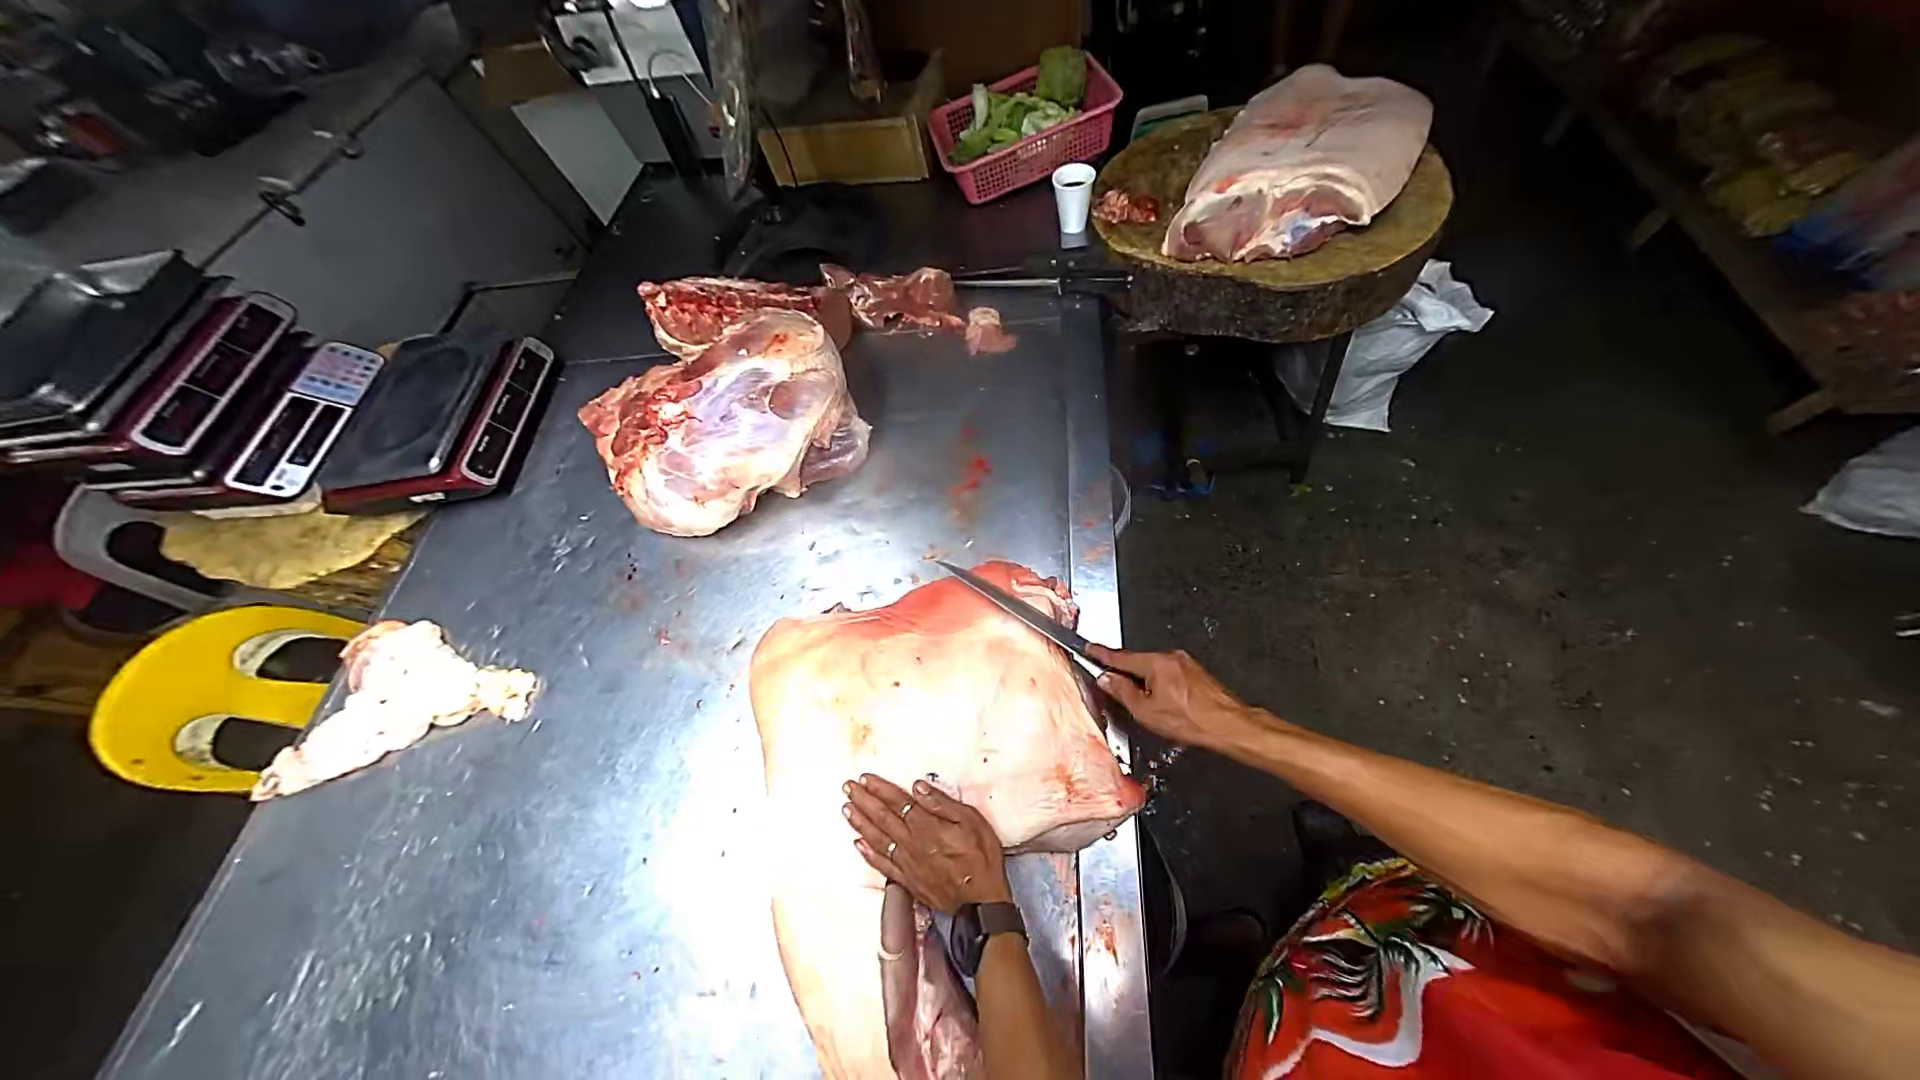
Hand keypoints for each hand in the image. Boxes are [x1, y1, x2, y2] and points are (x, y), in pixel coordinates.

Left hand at [844, 774, 1011, 913]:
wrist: (982, 903)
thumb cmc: (981, 859)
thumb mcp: (971, 821)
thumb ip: (942, 804)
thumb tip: (918, 787)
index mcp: (926, 826)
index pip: (898, 802)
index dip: (880, 789)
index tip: (865, 778)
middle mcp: (912, 844)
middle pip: (882, 818)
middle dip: (863, 801)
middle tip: (848, 788)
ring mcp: (907, 864)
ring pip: (878, 839)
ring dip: (860, 823)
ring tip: (847, 809)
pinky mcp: (908, 881)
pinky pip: (883, 865)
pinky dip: (869, 854)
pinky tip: (860, 844)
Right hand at [1087, 644, 1259, 750]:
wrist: (1229, 726)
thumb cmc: (1193, 720)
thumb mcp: (1146, 711)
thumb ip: (1122, 692)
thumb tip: (1107, 679)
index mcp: (1156, 663)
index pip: (1121, 656)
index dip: (1101, 654)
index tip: (1090, 649)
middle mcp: (1171, 657)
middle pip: (1138, 662)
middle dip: (1126, 675)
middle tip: (1117, 691)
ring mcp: (1185, 664)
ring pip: (1154, 670)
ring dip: (1145, 683)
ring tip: (1149, 707)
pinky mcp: (1195, 673)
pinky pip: (1168, 675)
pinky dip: (1161, 686)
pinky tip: (1166, 705)